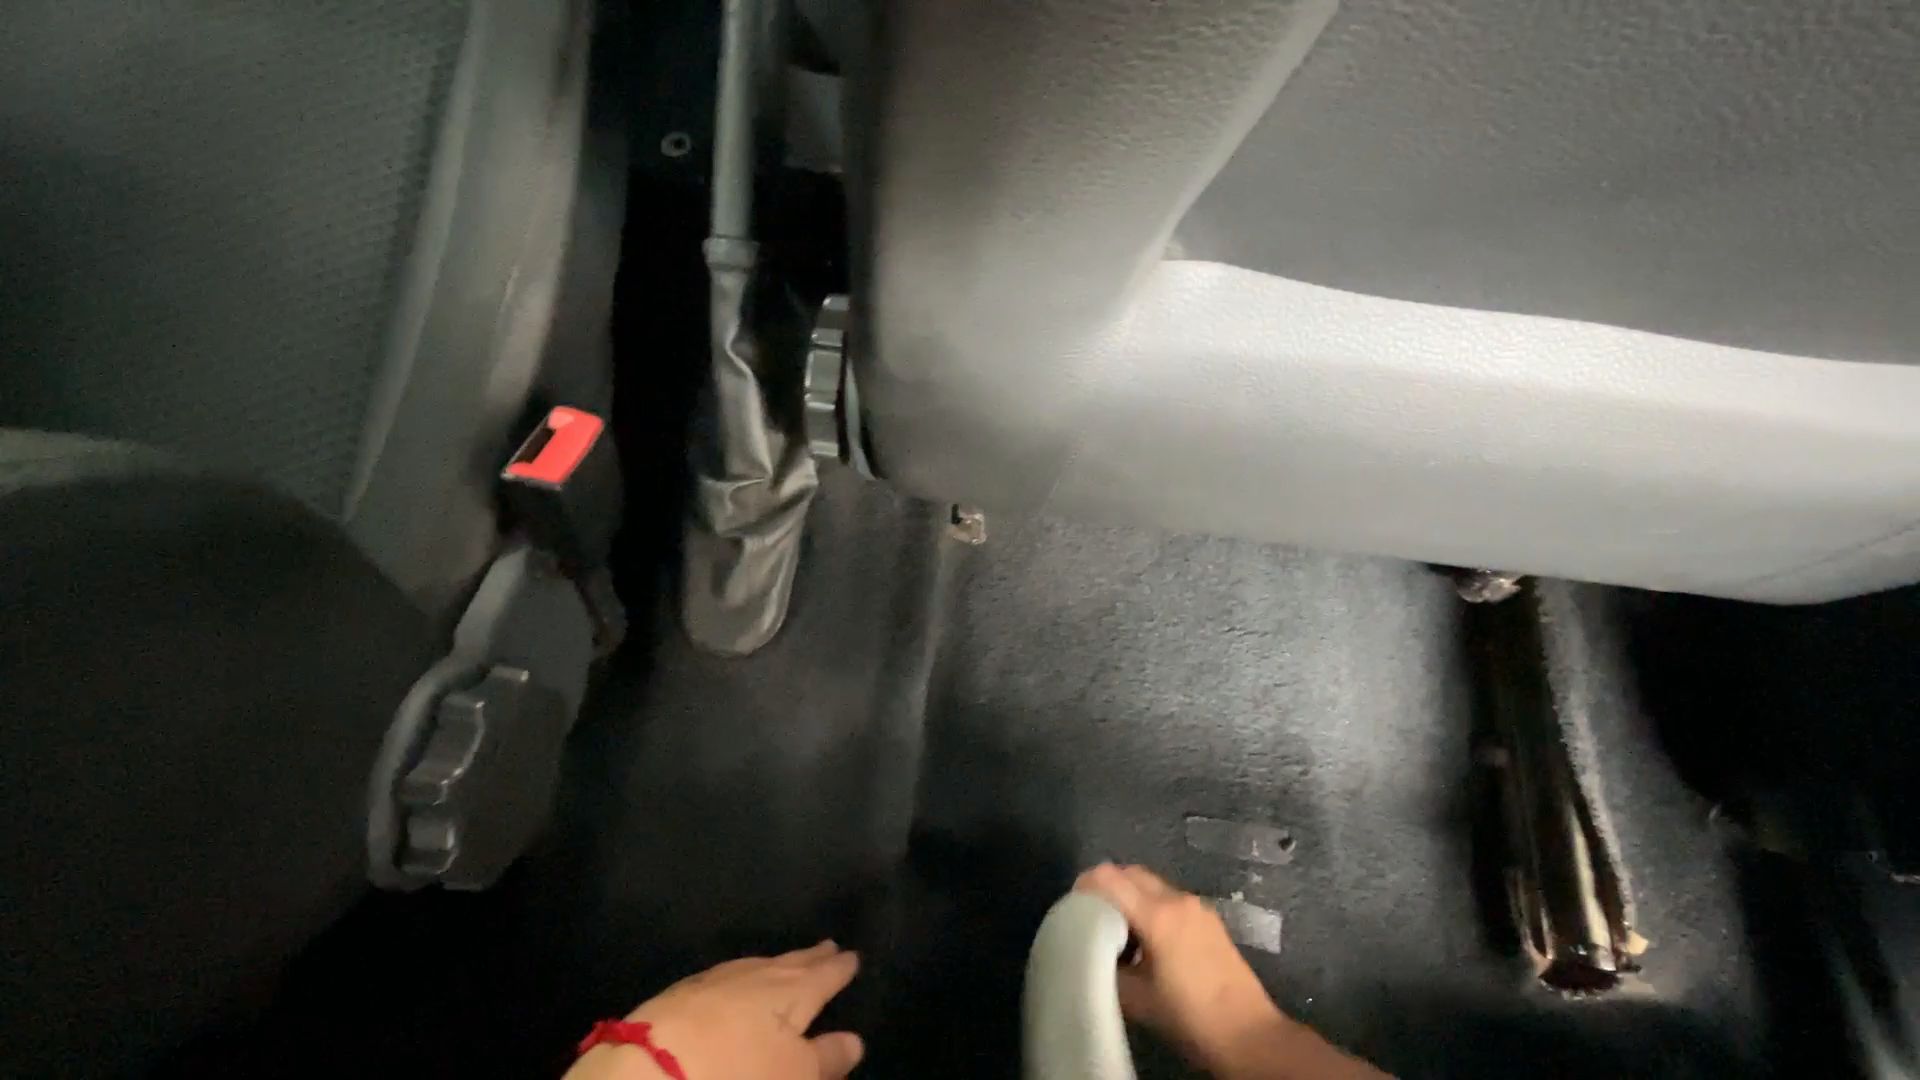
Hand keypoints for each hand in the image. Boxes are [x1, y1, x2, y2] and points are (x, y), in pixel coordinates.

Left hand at [568, 941, 864, 1079]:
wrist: (650, 1070)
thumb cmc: (739, 1072)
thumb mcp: (794, 1075)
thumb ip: (826, 1058)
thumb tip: (855, 1039)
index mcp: (794, 991)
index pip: (826, 975)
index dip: (841, 968)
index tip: (853, 956)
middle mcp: (760, 975)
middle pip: (793, 963)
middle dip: (812, 957)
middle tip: (828, 946)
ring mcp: (719, 980)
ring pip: (759, 964)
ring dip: (778, 962)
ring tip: (788, 961)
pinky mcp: (684, 992)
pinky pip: (728, 974)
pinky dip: (743, 974)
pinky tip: (737, 979)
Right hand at [1075, 864, 1387, 1079]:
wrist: (1250, 1035)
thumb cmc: (1191, 1016)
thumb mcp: (1139, 1000)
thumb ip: (1109, 971)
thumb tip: (1092, 956)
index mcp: (1157, 915)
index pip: (1109, 877)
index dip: (1085, 884)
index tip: (1073, 905)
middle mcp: (1177, 899)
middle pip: (1130, 872)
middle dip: (1107, 886)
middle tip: (1092, 915)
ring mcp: (1196, 906)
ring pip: (1151, 883)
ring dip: (1130, 895)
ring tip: (1119, 930)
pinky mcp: (1209, 918)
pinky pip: (1169, 897)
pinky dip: (1150, 905)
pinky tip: (1147, 940)